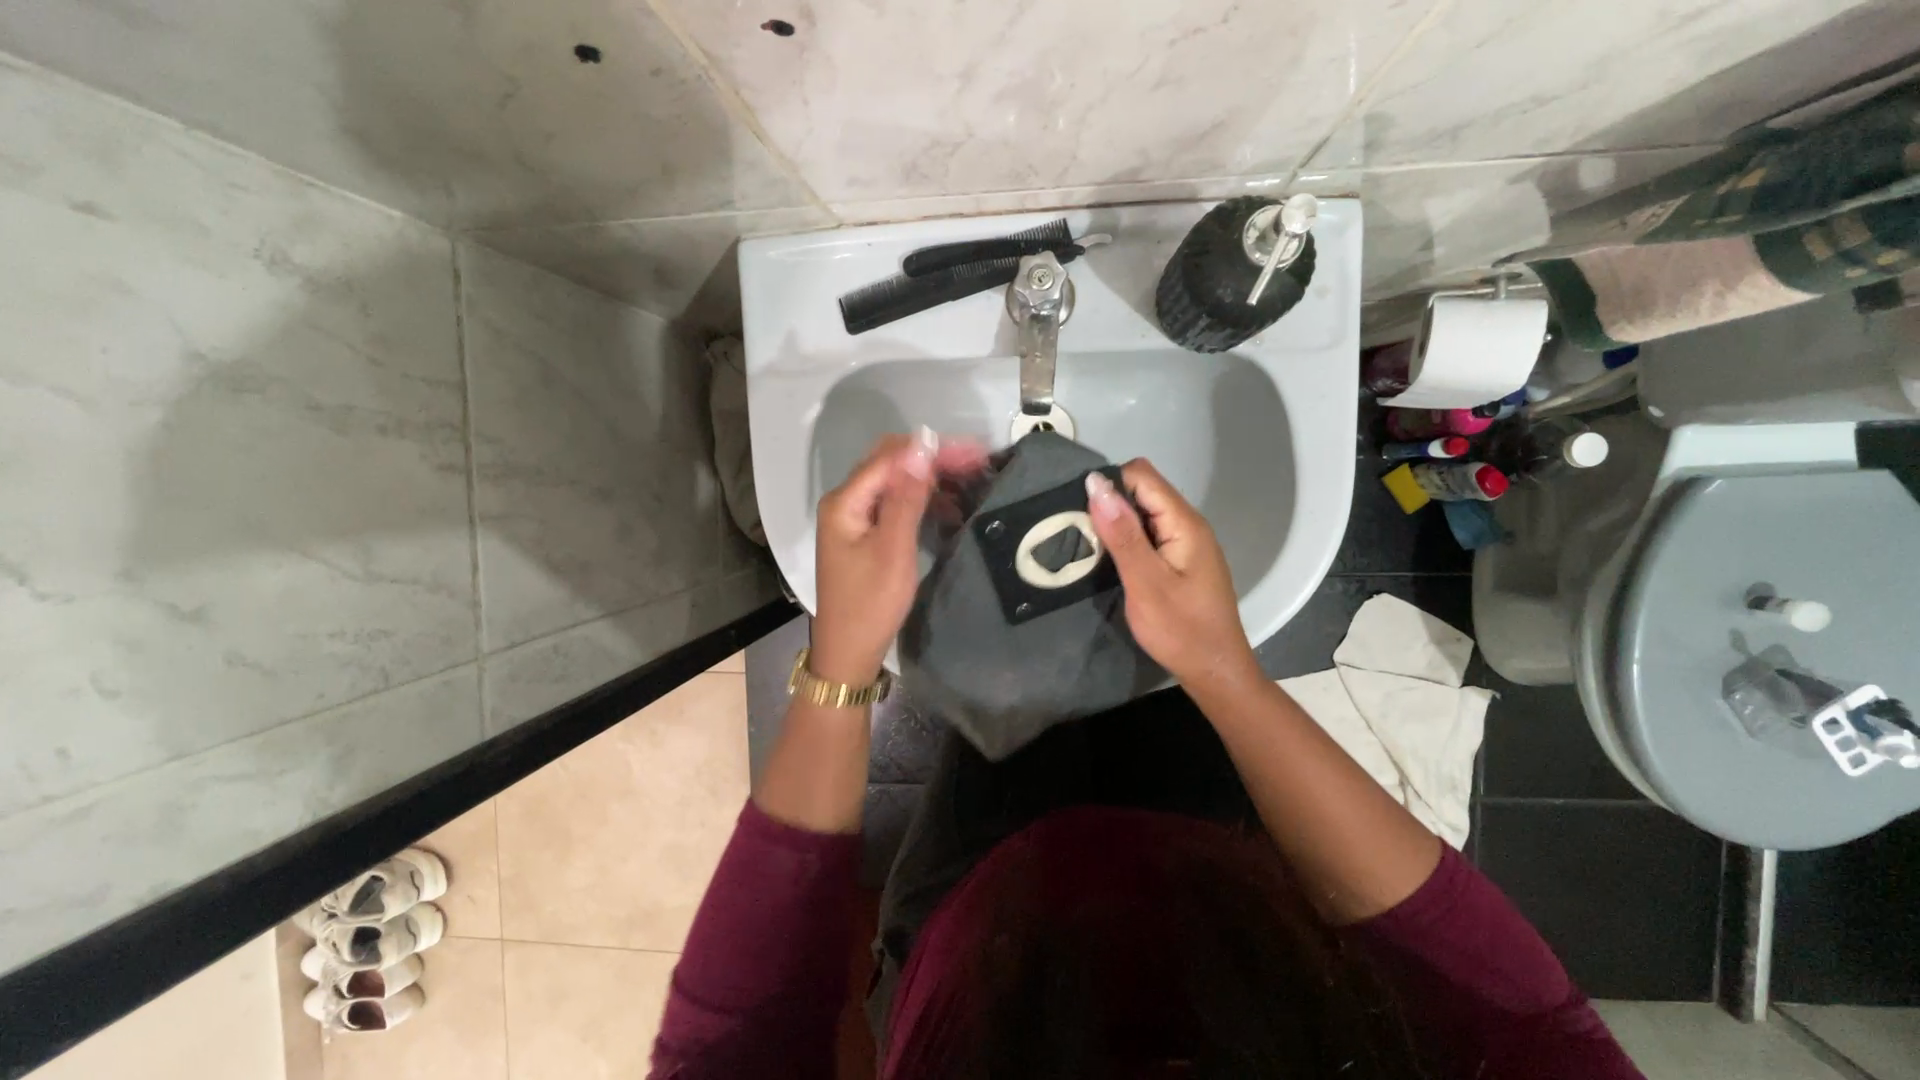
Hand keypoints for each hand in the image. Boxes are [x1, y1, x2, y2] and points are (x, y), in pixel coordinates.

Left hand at [812, 430, 986, 685]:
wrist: (848, 653)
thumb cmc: (870, 605)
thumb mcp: (893, 550)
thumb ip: (907, 498)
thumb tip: (921, 448)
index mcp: (845, 502)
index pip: (891, 457)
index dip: (933, 450)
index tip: (974, 452)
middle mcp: (845, 502)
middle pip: (891, 464)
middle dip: (934, 459)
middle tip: (977, 463)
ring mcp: (853, 518)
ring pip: (895, 482)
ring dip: (930, 479)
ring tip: (970, 482)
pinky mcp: (863, 535)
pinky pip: (894, 504)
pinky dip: (921, 501)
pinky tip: (949, 508)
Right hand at [1084, 460, 1258, 686]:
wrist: (1215, 670)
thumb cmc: (1180, 630)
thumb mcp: (1145, 582)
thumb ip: (1121, 533)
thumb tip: (1096, 483)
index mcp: (1184, 523)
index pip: (1141, 475)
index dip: (1109, 485)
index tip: (1081, 511)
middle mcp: (1189, 524)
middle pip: (1144, 491)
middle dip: (1110, 503)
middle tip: (1082, 534)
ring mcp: (1187, 543)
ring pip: (1145, 514)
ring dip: (1117, 524)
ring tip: (1091, 548)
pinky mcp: (1181, 561)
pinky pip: (1151, 535)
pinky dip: (1128, 541)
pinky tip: (1113, 563)